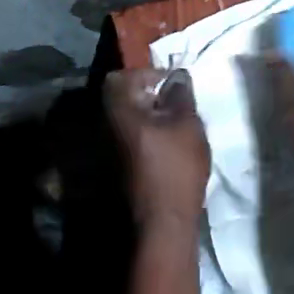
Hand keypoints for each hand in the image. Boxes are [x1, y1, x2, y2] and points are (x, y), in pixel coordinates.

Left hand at [105, 68, 210, 229]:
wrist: (162, 220)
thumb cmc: (176, 167)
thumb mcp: (188, 125)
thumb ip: (181, 96)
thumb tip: (177, 76)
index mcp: (119, 110)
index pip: (120, 77)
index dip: (146, 74)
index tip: (173, 84)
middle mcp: (106, 126)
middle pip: (122, 99)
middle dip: (150, 96)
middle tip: (178, 104)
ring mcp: (109, 149)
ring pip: (127, 121)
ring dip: (150, 117)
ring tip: (177, 126)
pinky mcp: (118, 167)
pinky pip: (130, 139)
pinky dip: (148, 136)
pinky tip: (170, 147)